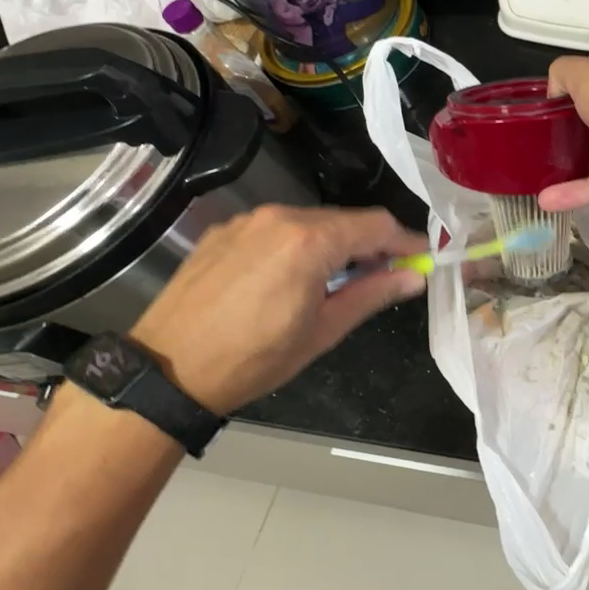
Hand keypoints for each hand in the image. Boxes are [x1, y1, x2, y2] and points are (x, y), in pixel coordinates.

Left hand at [128, 207, 425, 414]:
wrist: (164, 372)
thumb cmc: (253, 359)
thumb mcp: (322, 332)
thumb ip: (372, 294)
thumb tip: (414, 277)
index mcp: (311, 240)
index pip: (377, 225)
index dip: (406, 241)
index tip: (423, 260)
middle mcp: (280, 217)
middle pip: (344, 220)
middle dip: (371, 244)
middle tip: (385, 275)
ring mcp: (247, 221)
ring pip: (310, 222)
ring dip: (334, 244)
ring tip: (336, 281)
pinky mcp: (223, 232)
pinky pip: (276, 229)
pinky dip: (297, 245)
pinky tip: (290, 278)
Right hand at [539, 47, 588, 211]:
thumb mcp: (587, 71)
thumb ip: (563, 76)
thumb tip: (553, 92)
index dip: (567, 94)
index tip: (540, 111)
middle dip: (567, 133)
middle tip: (533, 146)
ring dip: (569, 167)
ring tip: (534, 176)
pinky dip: (576, 193)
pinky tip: (546, 200)